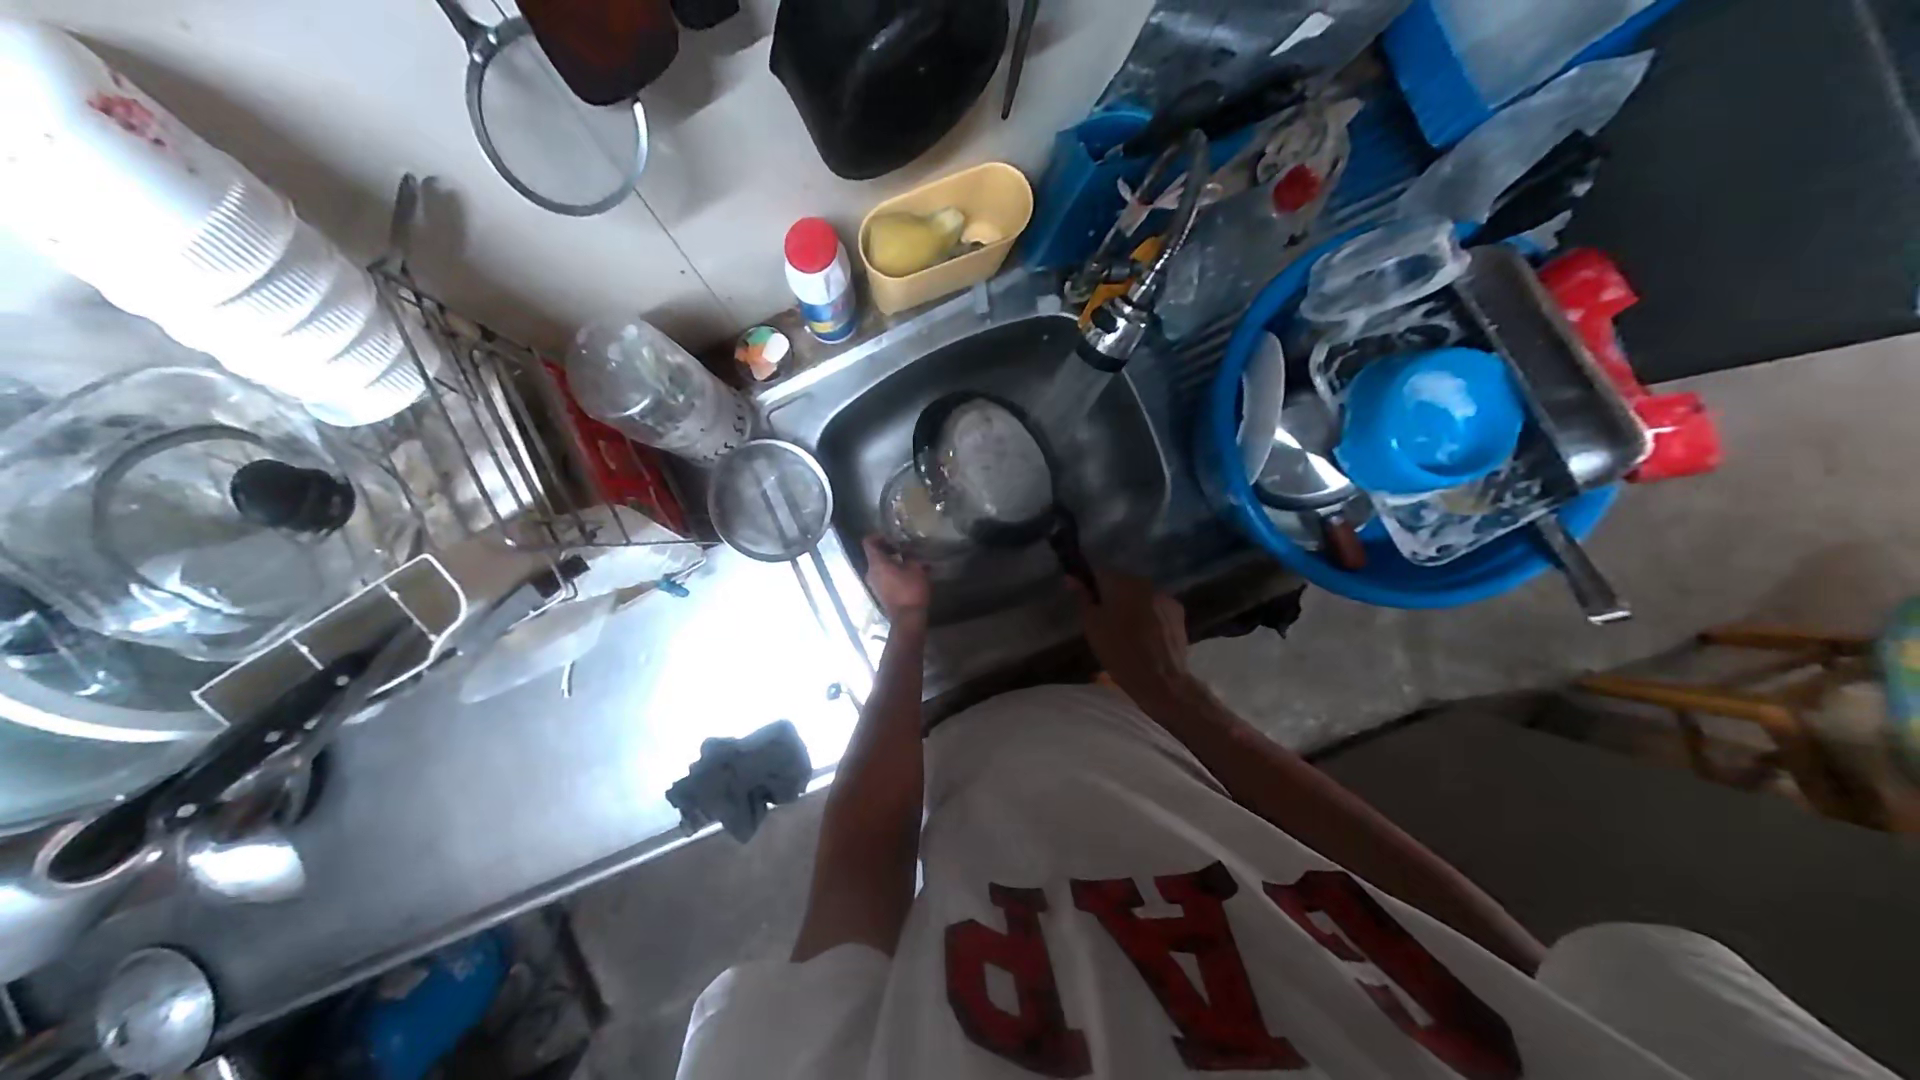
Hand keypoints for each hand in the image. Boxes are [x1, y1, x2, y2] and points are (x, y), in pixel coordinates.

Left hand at [862, 536, 930, 622]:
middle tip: (903, 548)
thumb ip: (910, 558)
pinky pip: (883, 577)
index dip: (878, 536)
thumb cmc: (910, 590)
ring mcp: (873, 584)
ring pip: (879, 567)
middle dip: (888, 549)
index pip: (868, 542)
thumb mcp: (916, 569)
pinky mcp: (879, 593)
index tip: (891, 537)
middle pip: (874, 555)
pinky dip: (892, 572)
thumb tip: (908, 554)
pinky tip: (907, 574)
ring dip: (891, 562)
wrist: (907, 618)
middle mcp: (870, 572)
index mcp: (876, 563)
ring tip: (908, 561)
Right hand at [1074, 568, 1192, 699]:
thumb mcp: (1092, 626)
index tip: (1090, 608)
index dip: (1091, 590)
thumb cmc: (1119, 652)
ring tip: (1130, 634)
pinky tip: (1147, 638)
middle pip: (1121, 584)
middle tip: (1107, 625)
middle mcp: (1145, 583)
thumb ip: (1083, 598)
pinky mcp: (1178, 612)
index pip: (1099, 574)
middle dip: (1113, 599)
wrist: (1161, 680)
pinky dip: (1150, 617)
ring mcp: (1164, 597)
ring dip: (1133, 608)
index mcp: (1121, 582)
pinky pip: (1156, 608)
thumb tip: (1072, 577)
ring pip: (1140, 597)